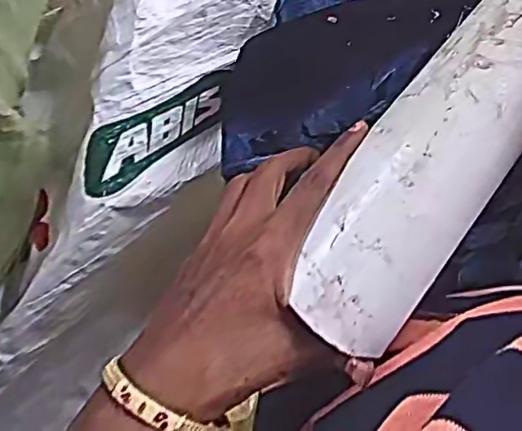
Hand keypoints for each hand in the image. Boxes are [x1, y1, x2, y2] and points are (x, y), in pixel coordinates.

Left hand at [118, 125, 369, 422]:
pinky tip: (249, 212)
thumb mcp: (288, 357)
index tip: (353, 135)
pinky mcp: (198, 253)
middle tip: (319, 157)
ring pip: (244, 181)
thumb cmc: (214, 367)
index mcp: (271, 248)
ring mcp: (216, 239)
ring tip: (286, 175)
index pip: (312, 186)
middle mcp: (242, 233)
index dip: (338, 154)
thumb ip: (332, 348)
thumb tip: (361, 354)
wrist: (159, 387)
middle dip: (301, 154)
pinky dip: (242, 194)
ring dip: (269, 170)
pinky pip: (223, 204)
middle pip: (273, 169)